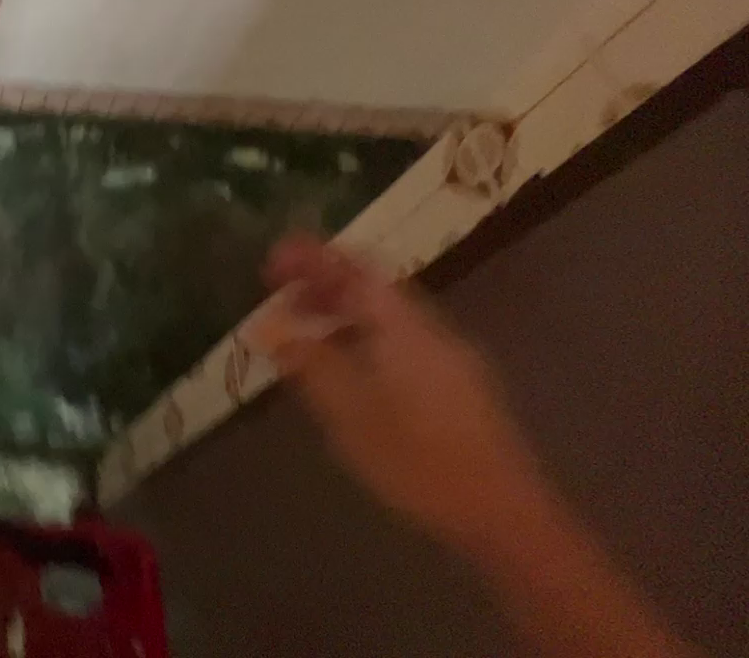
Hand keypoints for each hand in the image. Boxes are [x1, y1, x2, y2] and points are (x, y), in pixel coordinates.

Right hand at [253, 234, 558, 555]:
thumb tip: (276, 331)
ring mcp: (449, 361)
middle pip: (373, 288)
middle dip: (322, 281)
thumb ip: (309, 361)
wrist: (505, 520)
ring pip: (386, 315)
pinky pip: (398, 339)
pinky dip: (360, 332)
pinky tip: (340, 359)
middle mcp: (431, 334)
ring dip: (340, 308)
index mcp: (404, 329)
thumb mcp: (346, 409)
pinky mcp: (456, 388)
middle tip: (277, 289)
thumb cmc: (416, 458)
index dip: (312, 256)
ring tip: (300, 322)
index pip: (355, 270)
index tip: (272, 256)